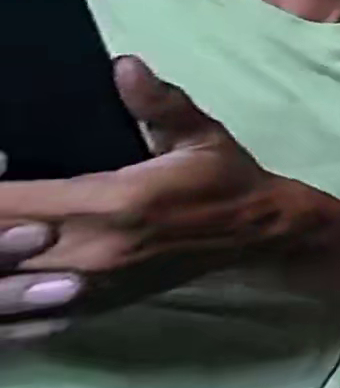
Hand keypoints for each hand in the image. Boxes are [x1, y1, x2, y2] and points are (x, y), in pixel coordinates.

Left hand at [0, 57, 303, 333]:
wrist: (265, 230)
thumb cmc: (228, 179)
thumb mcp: (203, 137)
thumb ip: (159, 105)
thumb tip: (125, 64)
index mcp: (110, 204)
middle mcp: (87, 250)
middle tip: (0, 212)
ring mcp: (84, 287)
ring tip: (2, 241)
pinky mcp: (85, 308)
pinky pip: (11, 322)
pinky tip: (5, 282)